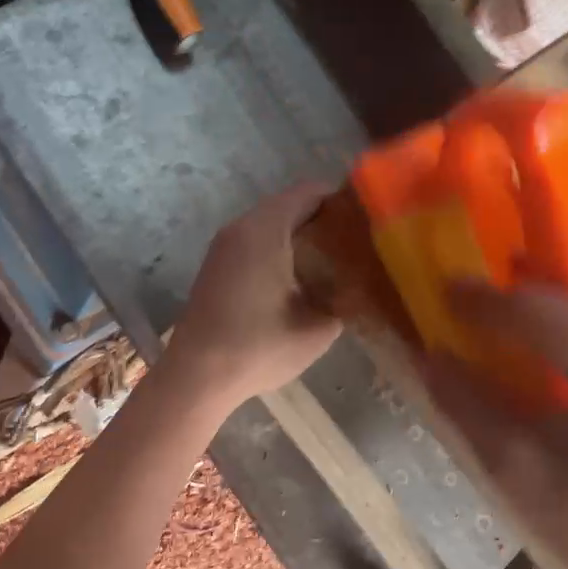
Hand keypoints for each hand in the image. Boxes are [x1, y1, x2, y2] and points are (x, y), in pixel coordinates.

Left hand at [164, 183, 341, 409]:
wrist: (197, 376)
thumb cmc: (259, 347)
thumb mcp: (318, 326)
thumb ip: (344, 297)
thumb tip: (358, 284)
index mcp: (264, 229)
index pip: (310, 192)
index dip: (343, 202)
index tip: (370, 222)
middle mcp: (239, 228)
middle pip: (289, 207)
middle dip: (323, 222)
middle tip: (358, 245)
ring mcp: (221, 248)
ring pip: (269, 229)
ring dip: (299, 240)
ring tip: (334, 264)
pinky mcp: (214, 270)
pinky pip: (252, 247)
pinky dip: (277, 254)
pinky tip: (299, 281)